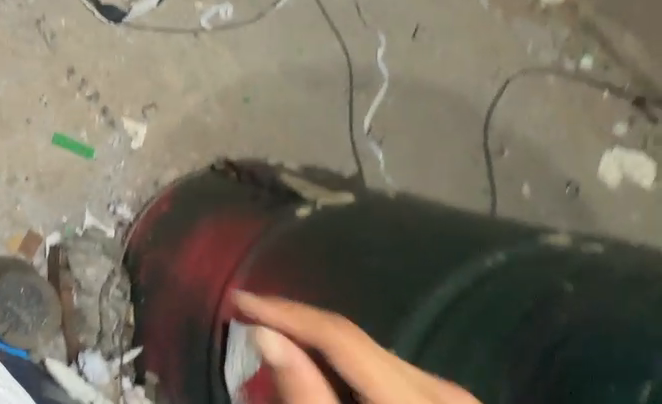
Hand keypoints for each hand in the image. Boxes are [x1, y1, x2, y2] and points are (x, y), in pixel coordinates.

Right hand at [233, 292, 478, 403]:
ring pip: (369, 355)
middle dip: (299, 333)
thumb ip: (306, 397)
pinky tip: (327, 383)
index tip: (238, 300)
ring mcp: (454, 399)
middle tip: (250, 329)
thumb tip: (262, 333)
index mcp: (419, 403)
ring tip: (281, 355)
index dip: (286, 313)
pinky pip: (388, 373)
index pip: (342, 337)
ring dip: (321, 352)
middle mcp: (445, 392)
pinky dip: (349, 372)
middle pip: (355, 343)